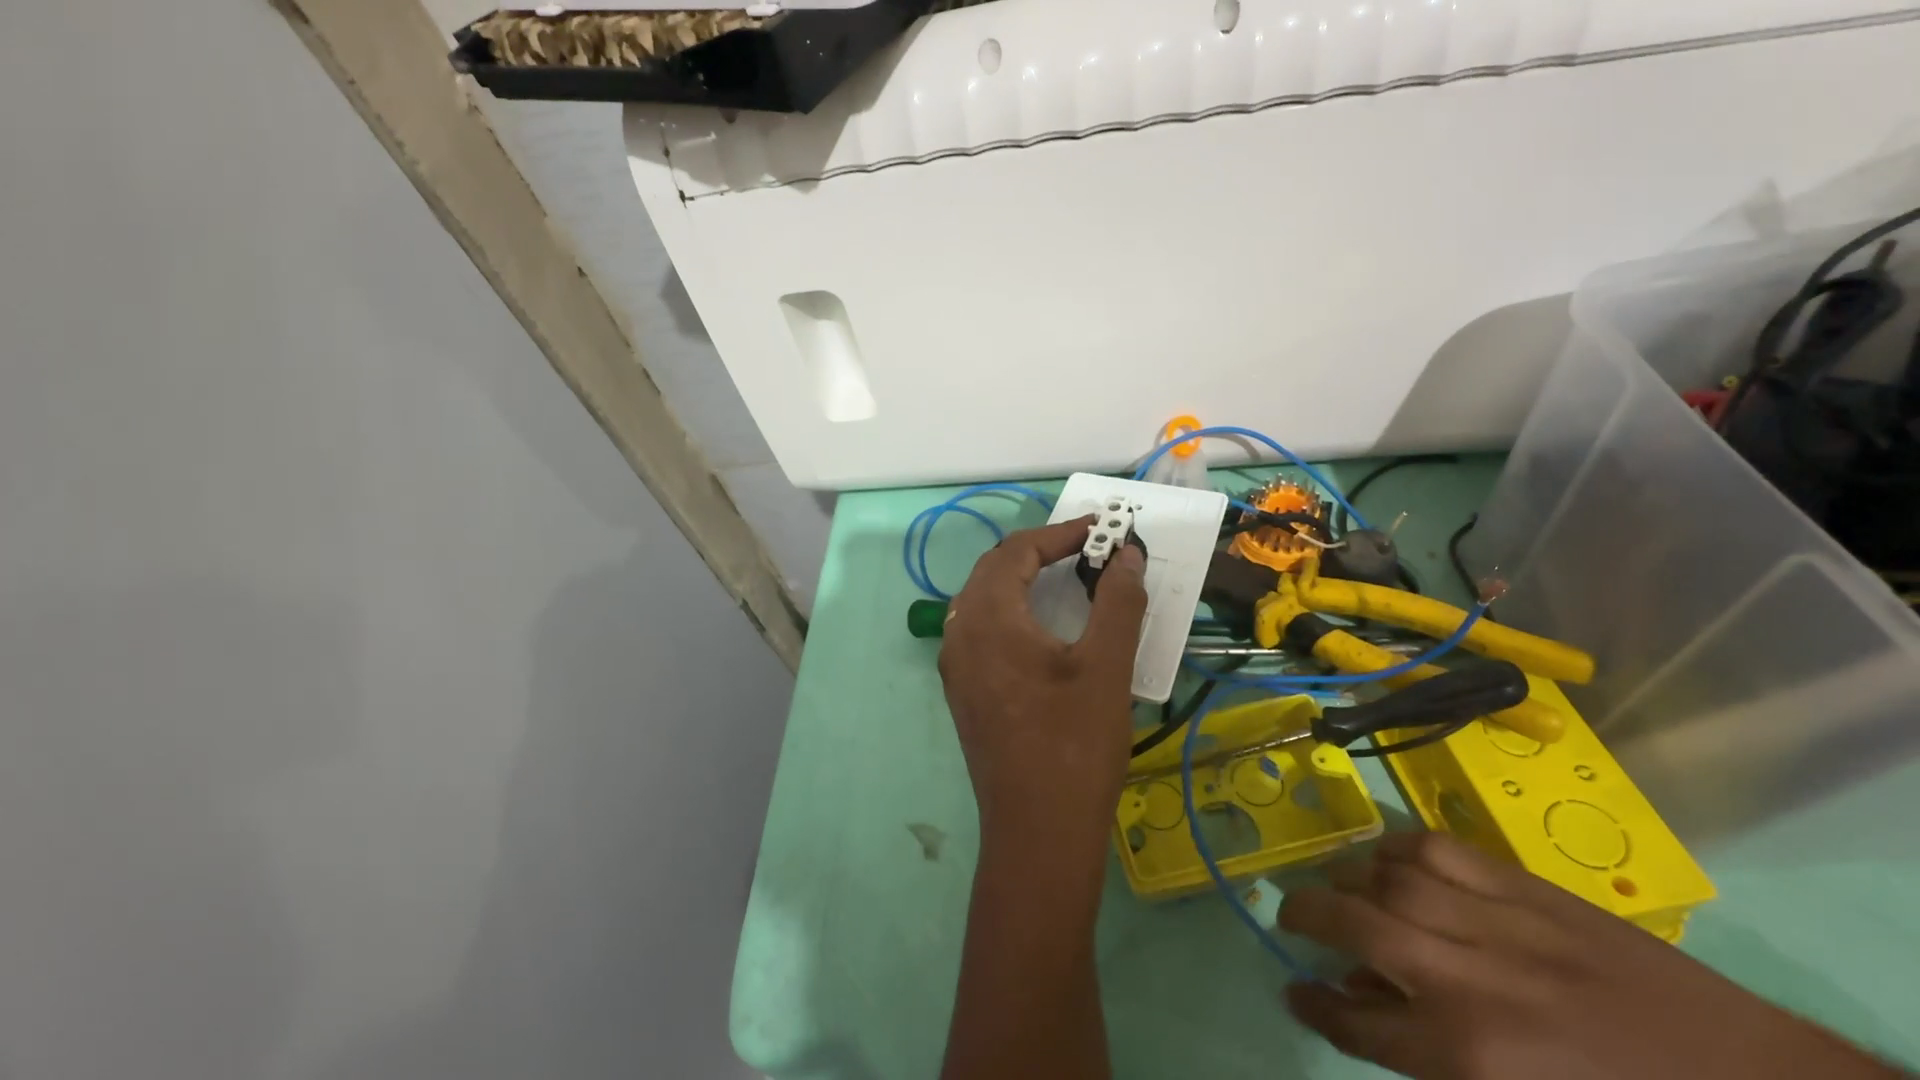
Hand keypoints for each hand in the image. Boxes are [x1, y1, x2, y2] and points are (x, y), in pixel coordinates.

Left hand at [938, 517, 1148, 851]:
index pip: (1016, 551)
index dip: (1061, 533)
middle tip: (1089, 549)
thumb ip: (1118, 602)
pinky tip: (1043, 629)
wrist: (1037, 831)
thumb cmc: (1075, 744)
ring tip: (1068, 579)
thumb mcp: (1106, 667)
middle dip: (1039, 551)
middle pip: (993, 571)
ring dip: (1022, 581)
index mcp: (988, 619)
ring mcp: (956, 668)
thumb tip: (1128, 556)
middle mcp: (960, 636)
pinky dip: (1012, 612)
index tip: (1104, 531)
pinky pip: (981, 632)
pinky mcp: (964, 695)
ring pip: (983, 601)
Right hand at [1281, 832, 1900, 1079]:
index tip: (1292, 990)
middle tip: (1290, 916)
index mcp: (1464, 1053)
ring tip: (1338, 882)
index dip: (1312, 1005)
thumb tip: (1362, 1000)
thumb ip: (1423, 1054)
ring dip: (1351, 874)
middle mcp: (1468, 980)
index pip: (1354, 1021)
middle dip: (1307, 915)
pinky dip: (1402, 847)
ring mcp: (1501, 925)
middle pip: (1357, 926)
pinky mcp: (1531, 889)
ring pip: (1395, 876)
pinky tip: (1391, 858)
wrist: (1742, 1079)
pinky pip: (1444, 849)